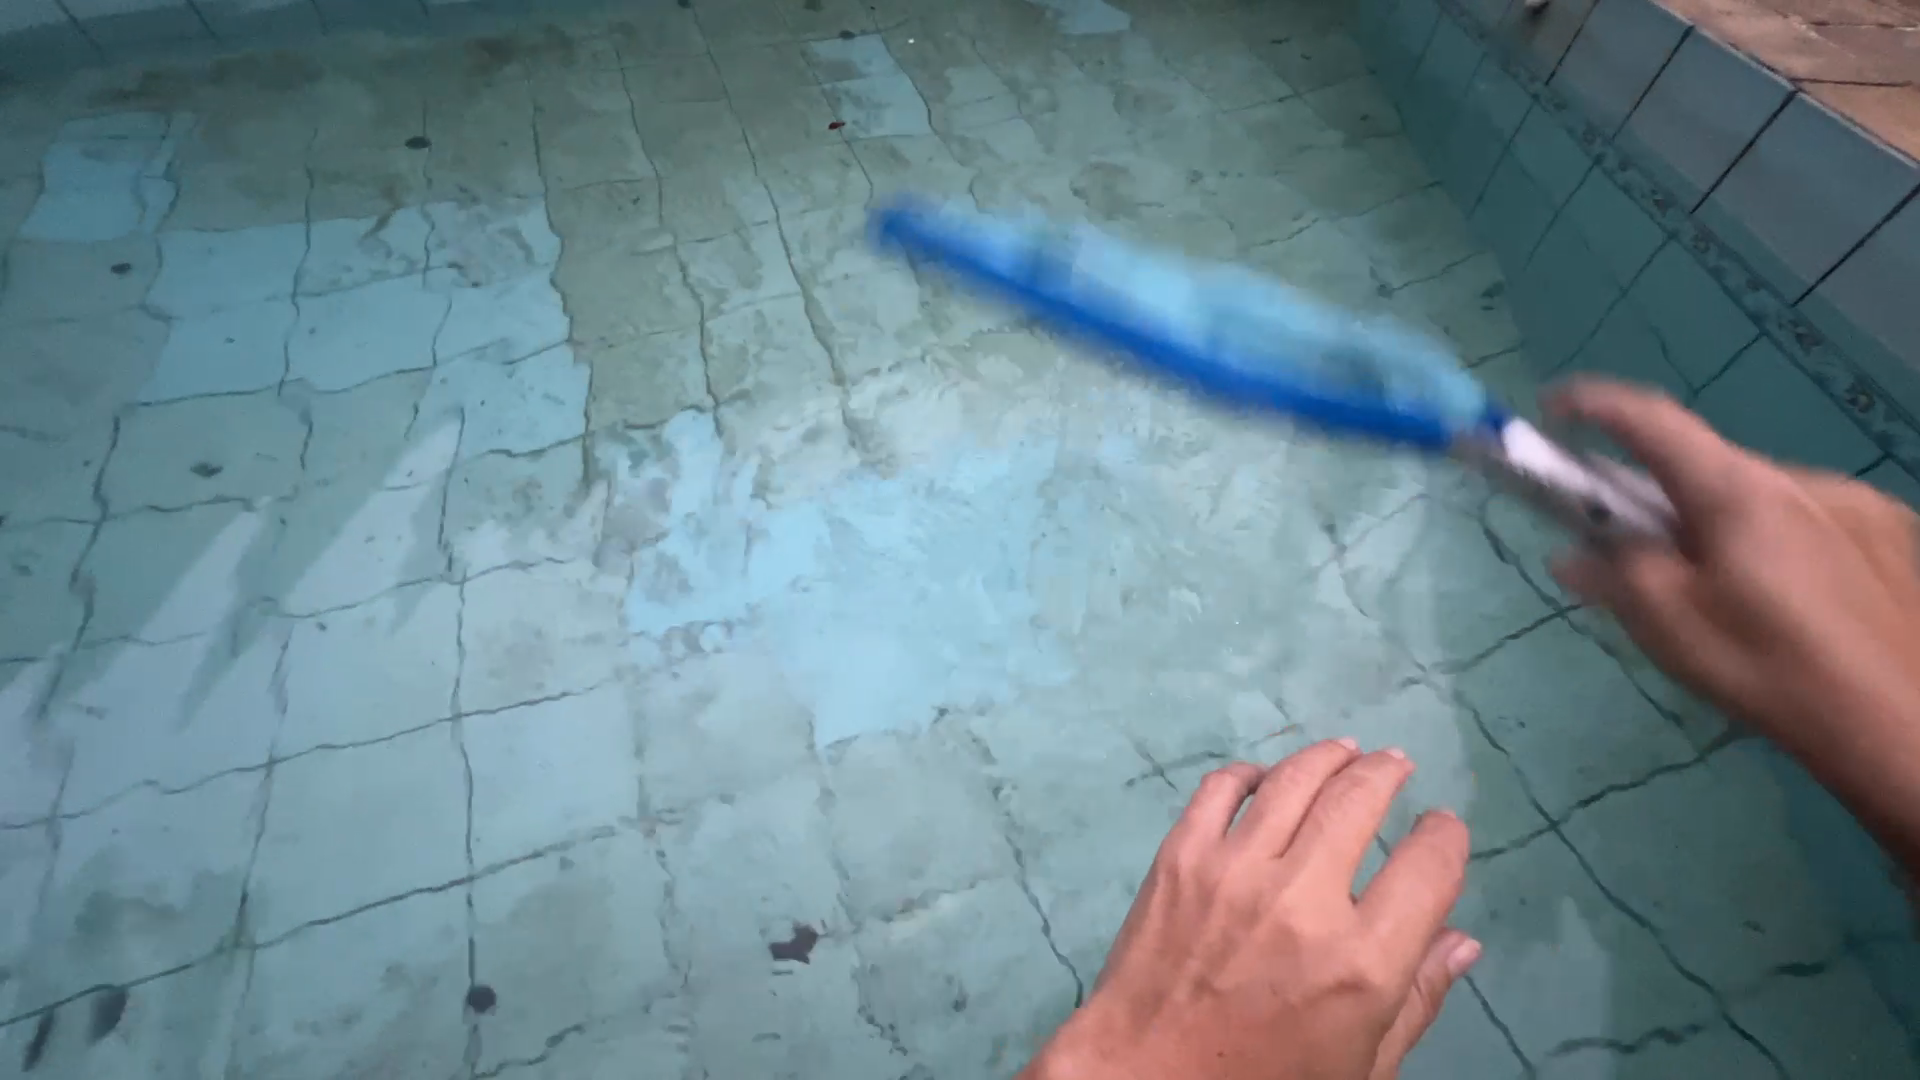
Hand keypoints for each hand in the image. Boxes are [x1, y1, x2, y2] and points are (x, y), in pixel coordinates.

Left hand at [1023, 741, 1475, 1079]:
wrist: (1149, 1071)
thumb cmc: (1265, 1077)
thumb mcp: (1361, 1063)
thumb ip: (1417, 997)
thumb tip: (1464, 939)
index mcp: (1359, 963)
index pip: (1426, 870)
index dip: (1444, 837)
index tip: (1443, 824)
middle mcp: (1300, 900)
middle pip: (1355, 802)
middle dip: (1385, 773)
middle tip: (1393, 762)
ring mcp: (1233, 868)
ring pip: (1291, 781)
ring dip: (1325, 756)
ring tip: (1343, 749)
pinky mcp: (1181, 853)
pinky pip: (1220, 788)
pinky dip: (1249, 773)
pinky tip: (1265, 778)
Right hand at [1545, 378, 1919, 867]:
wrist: (1906, 728)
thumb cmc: (1766, 665)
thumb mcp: (1661, 619)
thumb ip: (1610, 570)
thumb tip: (1574, 552)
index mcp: (1738, 493)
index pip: (1653, 422)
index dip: (1594, 405)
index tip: (1551, 408)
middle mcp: (1803, 483)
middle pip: (1703, 467)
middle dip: (1653, 492)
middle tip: (1626, 544)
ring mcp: (1860, 509)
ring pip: (1754, 498)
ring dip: (1711, 523)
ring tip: (1709, 588)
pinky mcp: (1897, 540)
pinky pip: (1804, 521)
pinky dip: (1763, 543)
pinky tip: (1773, 600)